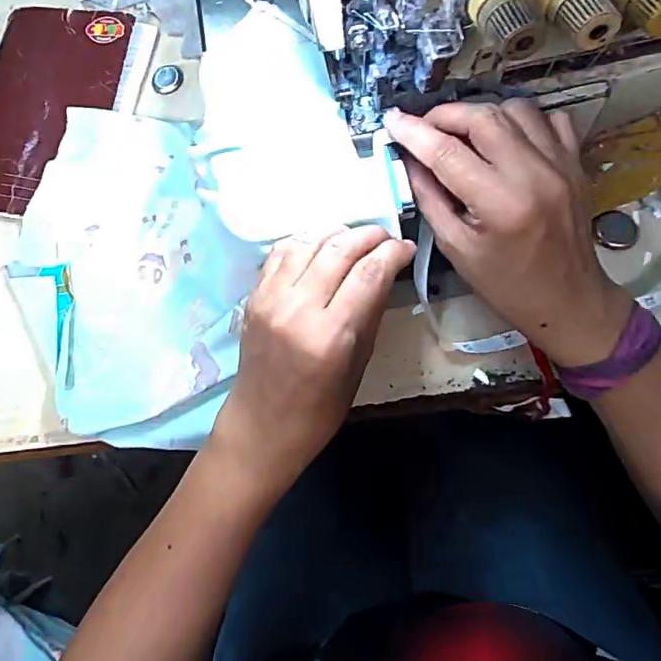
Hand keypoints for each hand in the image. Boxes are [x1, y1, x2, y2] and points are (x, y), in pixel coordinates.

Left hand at [204, 225, 415, 495]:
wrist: (260, 426)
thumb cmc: (317, 411)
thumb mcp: (357, 367)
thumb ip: (370, 315)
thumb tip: (387, 272)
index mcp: (329, 335)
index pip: (368, 273)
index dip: (393, 252)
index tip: (407, 248)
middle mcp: (297, 309)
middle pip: (338, 249)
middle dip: (368, 236)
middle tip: (386, 238)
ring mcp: (269, 299)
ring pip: (306, 242)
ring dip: (336, 233)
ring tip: (354, 239)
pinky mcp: (253, 296)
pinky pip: (280, 253)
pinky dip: (304, 242)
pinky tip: (319, 247)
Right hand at [383, 100, 632, 366]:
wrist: (569, 300)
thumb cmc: (506, 284)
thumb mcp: (456, 248)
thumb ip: (430, 199)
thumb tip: (410, 160)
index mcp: (501, 203)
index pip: (447, 151)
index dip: (414, 132)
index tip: (392, 121)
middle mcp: (534, 174)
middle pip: (482, 117)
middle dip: (445, 115)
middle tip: (424, 129)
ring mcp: (560, 163)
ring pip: (515, 109)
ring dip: (482, 114)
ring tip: (462, 133)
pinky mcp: (575, 163)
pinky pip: (548, 119)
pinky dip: (521, 121)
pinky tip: (505, 139)